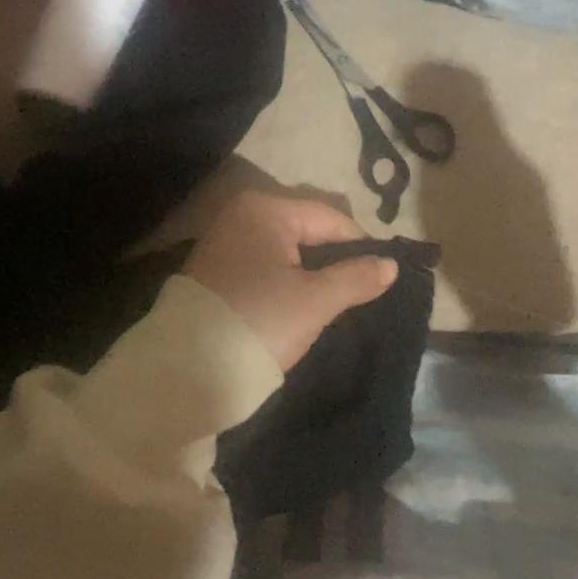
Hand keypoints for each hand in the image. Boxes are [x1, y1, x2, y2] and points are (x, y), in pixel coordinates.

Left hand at [181, 192, 398, 369]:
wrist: (187, 370)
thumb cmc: (260, 321)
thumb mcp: (315, 301)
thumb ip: (356, 277)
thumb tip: (390, 265)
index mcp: (266, 208)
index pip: (330, 218)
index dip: (361, 246)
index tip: (383, 275)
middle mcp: (241, 213)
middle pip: (306, 229)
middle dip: (334, 257)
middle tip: (361, 289)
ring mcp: (224, 240)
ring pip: (286, 249)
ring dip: (310, 271)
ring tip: (335, 299)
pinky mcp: (215, 268)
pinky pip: (264, 263)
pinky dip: (286, 278)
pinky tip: (300, 303)